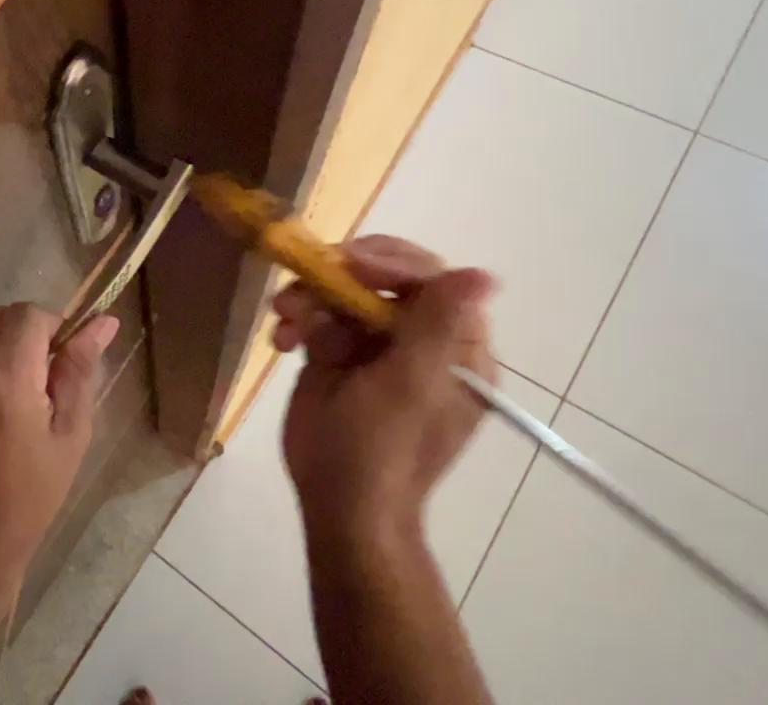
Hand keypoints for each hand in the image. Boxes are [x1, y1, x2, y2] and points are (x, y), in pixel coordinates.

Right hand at [271, 235, 495, 543]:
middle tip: (304, 284)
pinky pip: (316, 316)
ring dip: (308, 299)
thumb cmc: (380, 450)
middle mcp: (419, 338)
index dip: (388, 263)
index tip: (347, 265)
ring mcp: (376, 345)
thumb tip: (486, 275)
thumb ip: (437, 326)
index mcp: (455, 347)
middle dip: (338, 279)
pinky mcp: (337, 354)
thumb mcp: (410, 387)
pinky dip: (295, 321)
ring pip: (340, 292)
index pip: (429, 279)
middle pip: (380, 278)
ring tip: (284, 320)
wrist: (338, 503)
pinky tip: (282, 342)